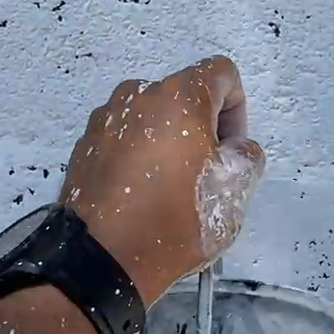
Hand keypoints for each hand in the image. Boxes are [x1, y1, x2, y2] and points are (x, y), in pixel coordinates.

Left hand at [60, 56, 265, 299]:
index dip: (236, 108)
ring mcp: (105, 118)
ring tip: (167, 186)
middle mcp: (138, 95)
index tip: (228, 149)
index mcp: (178, 95)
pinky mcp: (85, 145)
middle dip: (201, 126)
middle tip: (203, 173)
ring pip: (152, 116)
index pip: (222, 73)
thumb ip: (248, 154)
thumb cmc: (175, 219)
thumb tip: (235, 147)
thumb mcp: (235, 190)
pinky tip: (138, 194)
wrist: (100, 261)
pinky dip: (137, 155)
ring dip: (167, 139)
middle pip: (185, 95)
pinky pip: (124, 137)